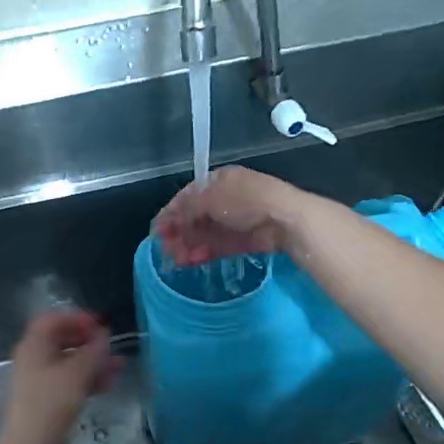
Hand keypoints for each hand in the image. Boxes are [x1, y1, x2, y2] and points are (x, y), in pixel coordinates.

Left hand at [0, 310, 120, 443]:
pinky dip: (87, 379)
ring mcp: (40, 380)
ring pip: (69, 362)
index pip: (52, 319)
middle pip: (62, 340)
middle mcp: (34, 358)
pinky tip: (108, 384)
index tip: (100, 325)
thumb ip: (93, 352)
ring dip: (93, 362)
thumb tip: (104, 336)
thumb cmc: (50, 403)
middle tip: (111, 345)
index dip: (77, 318)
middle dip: (89, 341)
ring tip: (119, 366)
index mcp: (34, 346)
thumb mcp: (76, 374)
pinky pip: (70, 381)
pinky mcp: (47, 399)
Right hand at [152, 167, 309, 265]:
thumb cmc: (246, 200)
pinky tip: (192, 262)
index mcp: (218, 181)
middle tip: (165, 250)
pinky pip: (218, 247)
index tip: (158, 231)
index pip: (187, 197)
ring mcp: (235, 222)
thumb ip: (187, 207)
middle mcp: (226, 200)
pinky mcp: (243, 241)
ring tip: (177, 260)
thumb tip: (171, 217)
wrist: (284, 220)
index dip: (171, 214)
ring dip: (188, 247)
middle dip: (178, 234)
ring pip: (205, 235)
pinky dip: (204, 254)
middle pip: (195, 218)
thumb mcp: (211, 197)